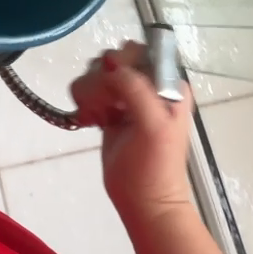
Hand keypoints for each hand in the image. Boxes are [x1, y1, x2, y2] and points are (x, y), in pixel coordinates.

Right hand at [69, 41, 195, 222]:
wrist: (143, 203)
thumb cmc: (155, 166)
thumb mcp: (154, 126)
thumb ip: (136, 89)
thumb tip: (110, 69)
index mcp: (168, 83)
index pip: (139, 50)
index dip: (121, 61)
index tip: (113, 82)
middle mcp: (148, 84)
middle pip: (113, 57)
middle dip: (101, 78)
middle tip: (106, 105)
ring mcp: (126, 95)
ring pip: (96, 70)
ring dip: (90, 91)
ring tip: (98, 116)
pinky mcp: (109, 107)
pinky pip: (88, 87)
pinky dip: (84, 100)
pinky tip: (91, 119)